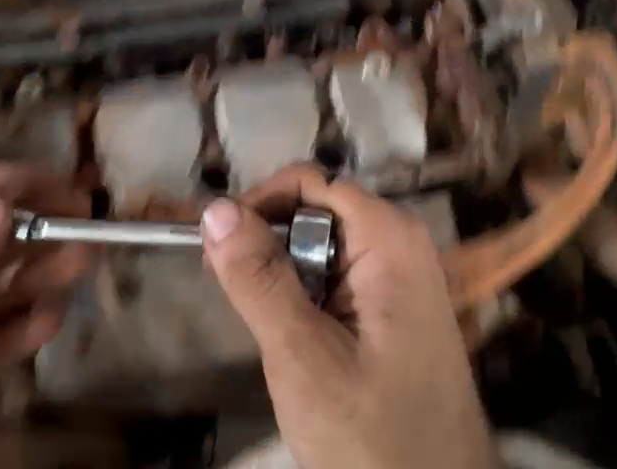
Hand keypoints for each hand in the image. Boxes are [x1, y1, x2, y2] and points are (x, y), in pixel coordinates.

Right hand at [201, 166, 496, 468]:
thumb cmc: (374, 435)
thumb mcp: (304, 357)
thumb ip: (259, 280)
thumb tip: (214, 210)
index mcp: (389, 235)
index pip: (309, 182)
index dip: (258, 204)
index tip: (216, 249)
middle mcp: (400, 241)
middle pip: (316, 211)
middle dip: (272, 246)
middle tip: (243, 303)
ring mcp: (402, 274)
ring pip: (322, 247)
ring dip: (287, 278)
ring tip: (277, 334)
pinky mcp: (396, 306)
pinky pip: (339, 277)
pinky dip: (309, 299)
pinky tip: (304, 344)